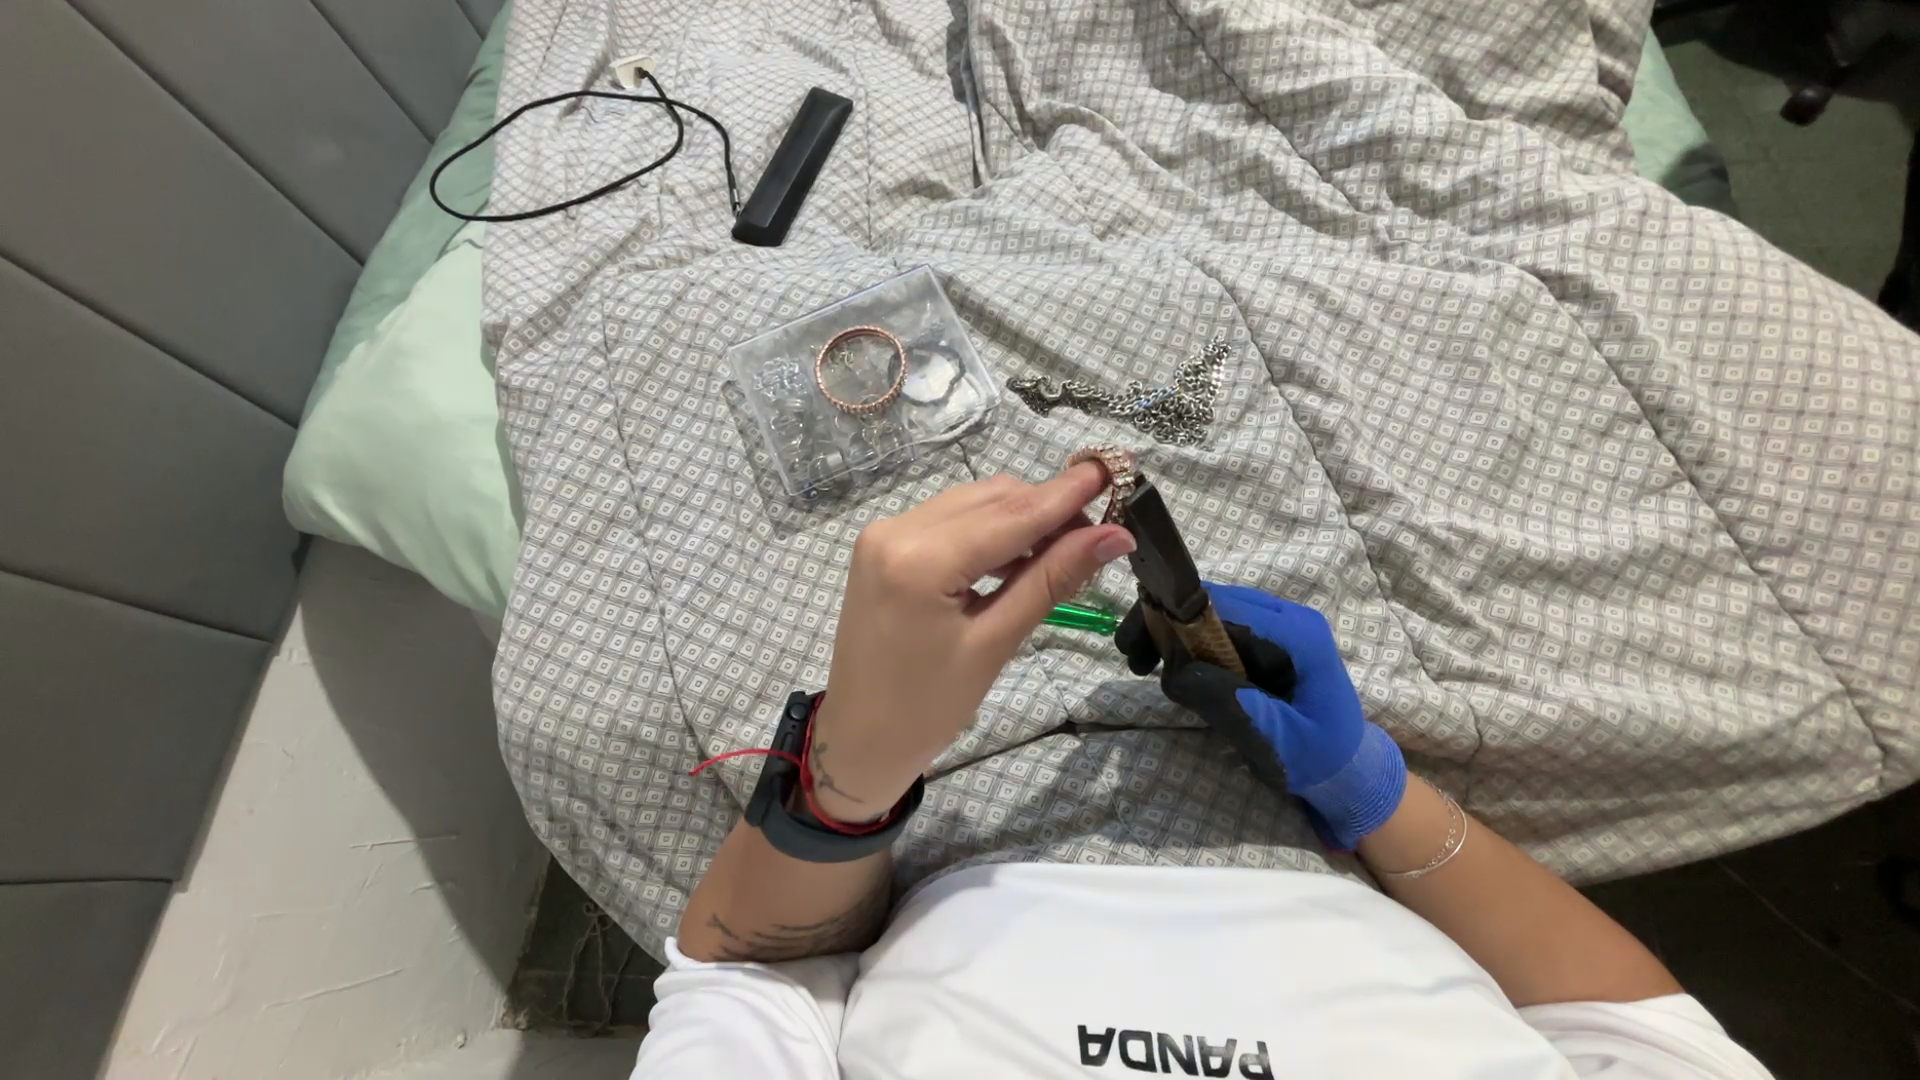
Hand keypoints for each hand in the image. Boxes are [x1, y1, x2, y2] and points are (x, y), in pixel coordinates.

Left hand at [809, 463, 1136, 822]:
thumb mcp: (995, 643)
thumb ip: (1052, 579)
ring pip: (972, 503)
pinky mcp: (882, 544)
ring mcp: (883, 533)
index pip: (1013, 513)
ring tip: (1064, 550)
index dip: (1069, 492)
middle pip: (992, 498)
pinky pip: (948, 519)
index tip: (1116, 467)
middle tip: (1099, 535)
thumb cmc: (929, 707)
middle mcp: (896, 529)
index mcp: (921, 560)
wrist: (859, 738)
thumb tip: (1114, 536)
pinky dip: (987, 529)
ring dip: (1020, 517)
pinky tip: (1016, 556)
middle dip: (1049, 508)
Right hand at [1116, 583, 1405, 848]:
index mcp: (1297, 635)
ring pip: (1210, 612)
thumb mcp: (1274, 739)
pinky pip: (1219, 628)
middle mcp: (1288, 619)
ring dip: (1171, 633)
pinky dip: (1187, 643)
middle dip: (1165, 623)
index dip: (1172, 618)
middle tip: (1131, 656)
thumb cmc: (1318, 759)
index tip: (1135, 646)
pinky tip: (1170, 667)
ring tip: (1142, 663)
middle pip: (1211, 602)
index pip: (1221, 607)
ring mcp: (1278, 627)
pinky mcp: (1267, 640)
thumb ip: (1228, 702)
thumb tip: (1174, 669)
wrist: (1349, 772)